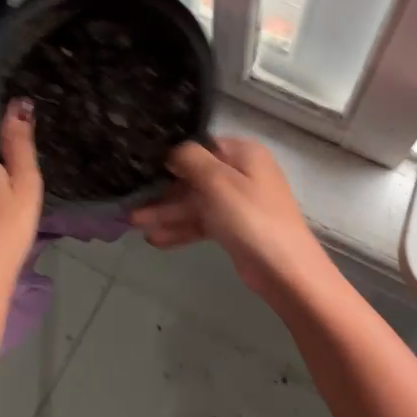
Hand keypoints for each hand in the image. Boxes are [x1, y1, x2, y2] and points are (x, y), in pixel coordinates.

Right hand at [129, 137, 333, 300]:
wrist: (285, 271)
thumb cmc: (250, 218)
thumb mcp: (217, 181)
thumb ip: (190, 158)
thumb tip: (172, 151)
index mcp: (243, 153)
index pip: (201, 145)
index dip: (173, 155)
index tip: (142, 164)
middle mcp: (242, 173)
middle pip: (195, 176)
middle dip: (164, 190)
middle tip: (131, 200)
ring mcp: (239, 203)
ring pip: (196, 202)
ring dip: (167, 212)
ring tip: (133, 223)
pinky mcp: (235, 229)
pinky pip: (203, 223)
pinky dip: (182, 229)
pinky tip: (155, 239)